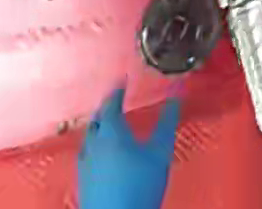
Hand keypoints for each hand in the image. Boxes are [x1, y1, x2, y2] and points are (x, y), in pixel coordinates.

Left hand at [78, 85, 179, 208]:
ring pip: (89, 138)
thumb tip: (178, 90)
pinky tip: (105, 149)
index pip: (110, 106)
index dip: (117, 90)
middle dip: (106, 107)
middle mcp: (93, 147)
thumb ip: (168, 118)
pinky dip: (96, 142)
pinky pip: (87, 153)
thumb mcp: (161, 149)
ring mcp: (85, 167)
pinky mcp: (83, 183)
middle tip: (118, 97)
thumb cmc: (141, 183)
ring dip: (99, 125)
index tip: (124, 78)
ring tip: (111, 120)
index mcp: (110, 134)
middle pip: (96, 121)